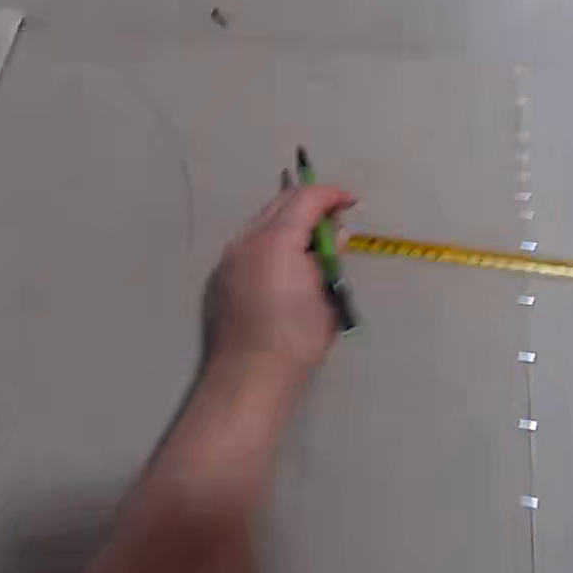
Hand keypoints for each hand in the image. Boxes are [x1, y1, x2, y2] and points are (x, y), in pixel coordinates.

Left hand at [202, 184, 356, 377]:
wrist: (247, 377)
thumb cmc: (296, 340)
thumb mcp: (328, 297)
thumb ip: (331, 259)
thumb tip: (335, 235)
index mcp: (276, 240)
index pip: (306, 199)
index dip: (332, 195)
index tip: (351, 202)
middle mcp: (247, 239)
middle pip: (281, 203)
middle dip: (310, 203)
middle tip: (334, 220)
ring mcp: (229, 257)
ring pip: (263, 221)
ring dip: (289, 222)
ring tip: (312, 244)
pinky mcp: (221, 275)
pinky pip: (250, 243)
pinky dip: (272, 241)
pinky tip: (285, 265)